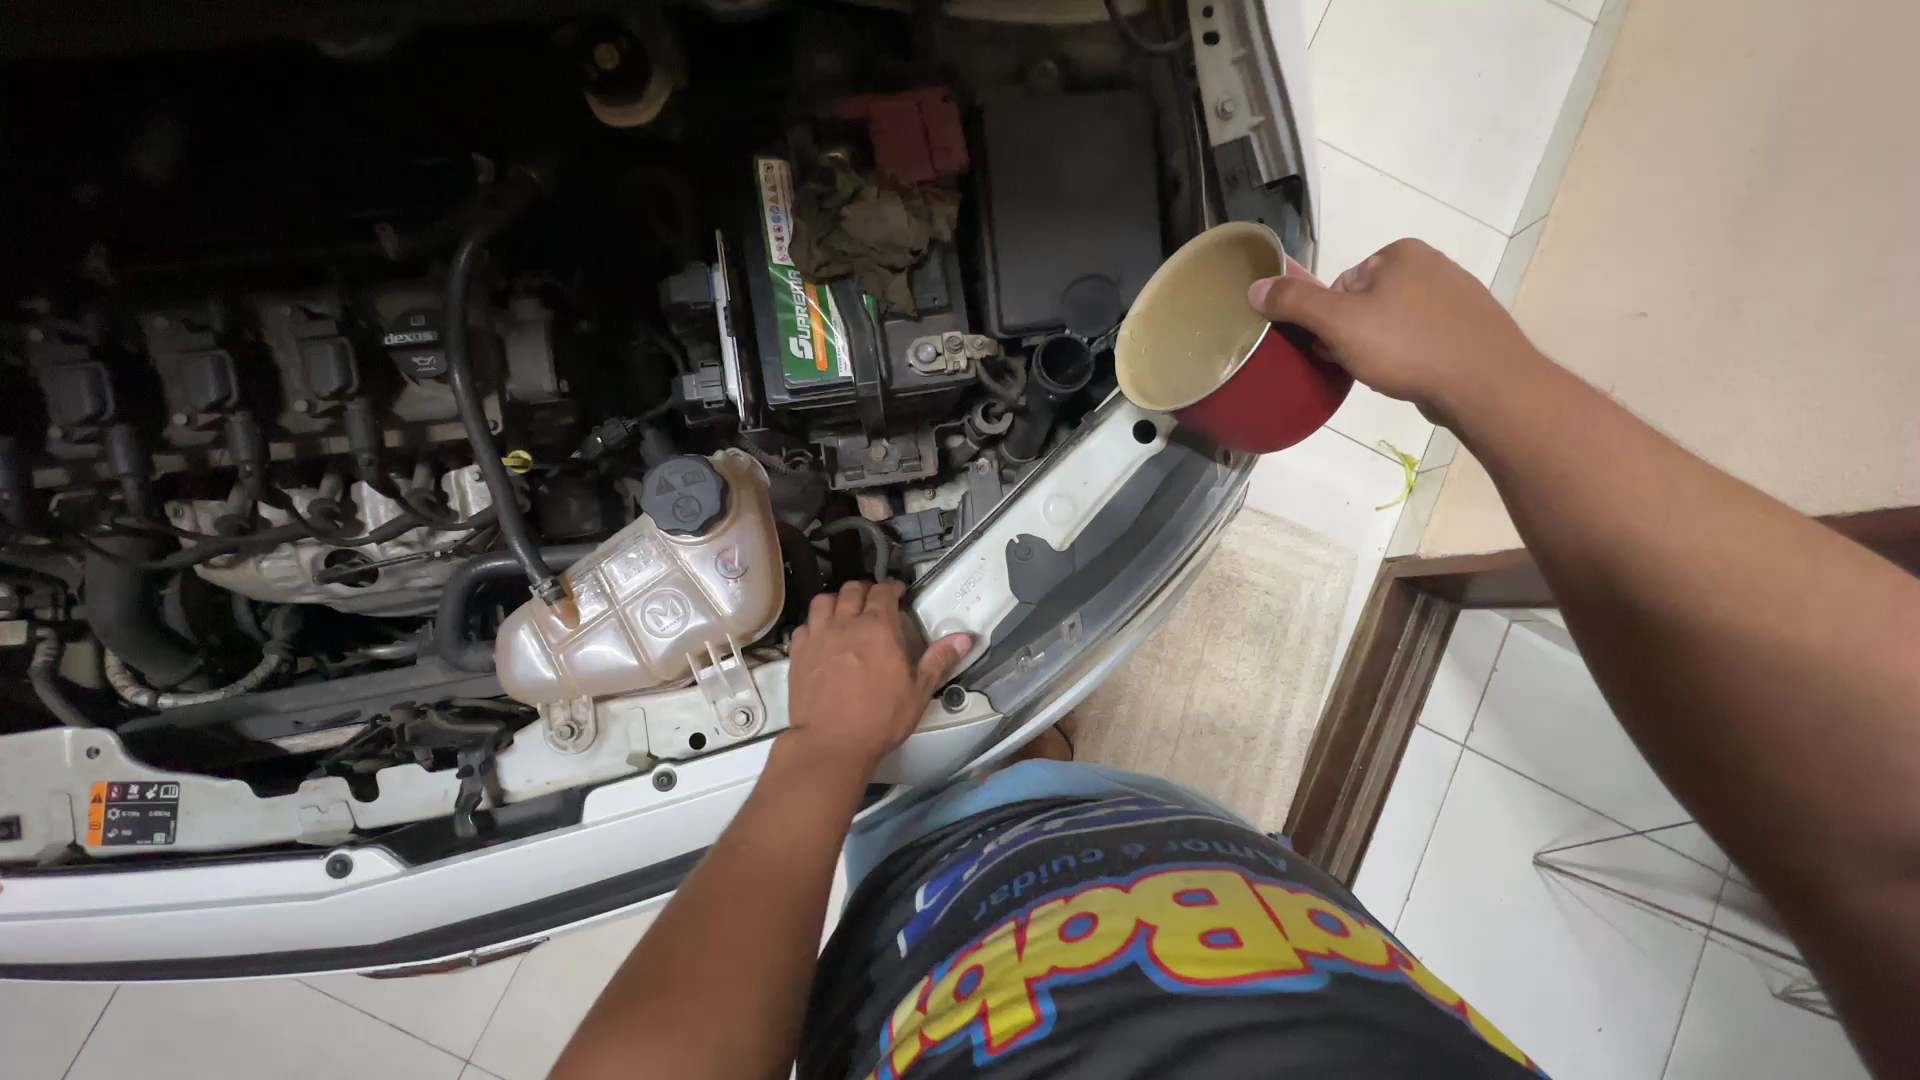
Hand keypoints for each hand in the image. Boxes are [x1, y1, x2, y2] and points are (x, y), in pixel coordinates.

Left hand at [784, 580, 972, 780]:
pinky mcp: (798, 653)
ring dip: (837, 600)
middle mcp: (846, 624)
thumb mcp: (918, 691)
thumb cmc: (878, 718)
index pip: (883, 591)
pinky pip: (804, 625)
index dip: (892, 587)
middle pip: (852, 590)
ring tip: (845, 611)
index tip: (898, 592)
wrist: (831, 743)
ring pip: (824, 601)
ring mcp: (818, 637)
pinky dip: (814, 623)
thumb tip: (963, 639)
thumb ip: (939, 659)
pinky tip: (821, 635)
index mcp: (878, 628)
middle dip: (865, 590)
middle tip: (874, 600)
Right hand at [1247, 239, 1545, 423]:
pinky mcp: (1468, 328)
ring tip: (1384, 373)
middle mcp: (1431, 264)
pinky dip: (1407, 357)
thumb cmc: (1407, 346)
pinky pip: (1419, 340)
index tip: (1333, 346)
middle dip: (1352, 336)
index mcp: (1400, 253)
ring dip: (1377, 349)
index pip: (1339, 286)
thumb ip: (1295, 303)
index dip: (1328, 321)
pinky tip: (1409, 376)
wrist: (1485, 383)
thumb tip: (1255, 288)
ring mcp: (1455, 296)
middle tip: (1356, 363)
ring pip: (1391, 325)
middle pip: (1363, 304)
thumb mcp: (1339, 322)